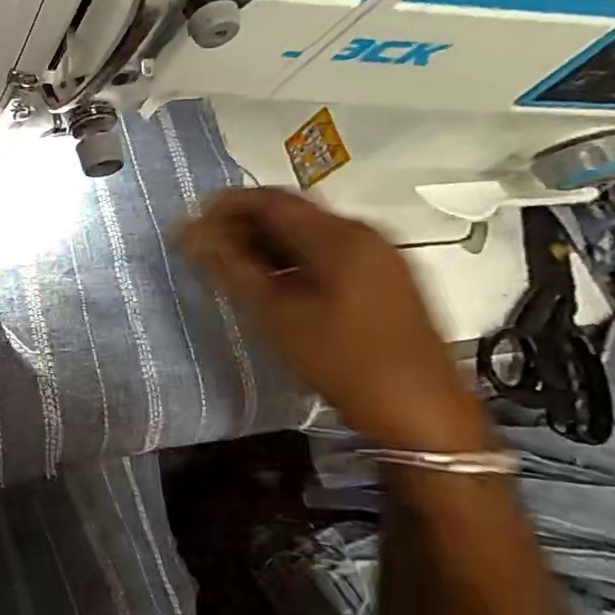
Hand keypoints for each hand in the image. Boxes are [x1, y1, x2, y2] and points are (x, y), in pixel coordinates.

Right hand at [182, 187, 489, 451]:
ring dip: (268, 242)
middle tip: (208, 247)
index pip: (271, 200)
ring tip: (233, 265)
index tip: (192, 223)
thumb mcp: (277, 314)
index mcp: (340, 236)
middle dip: (244, 225)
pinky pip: (330, 250)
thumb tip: (190, 235)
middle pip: (292, 212)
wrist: (423, 414)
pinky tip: (274, 281)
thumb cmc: (343, 361)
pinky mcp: (389, 278)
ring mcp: (383, 255)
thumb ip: (231, 267)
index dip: (225, 206)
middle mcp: (365, 234)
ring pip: (310, 232)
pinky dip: (295, 256)